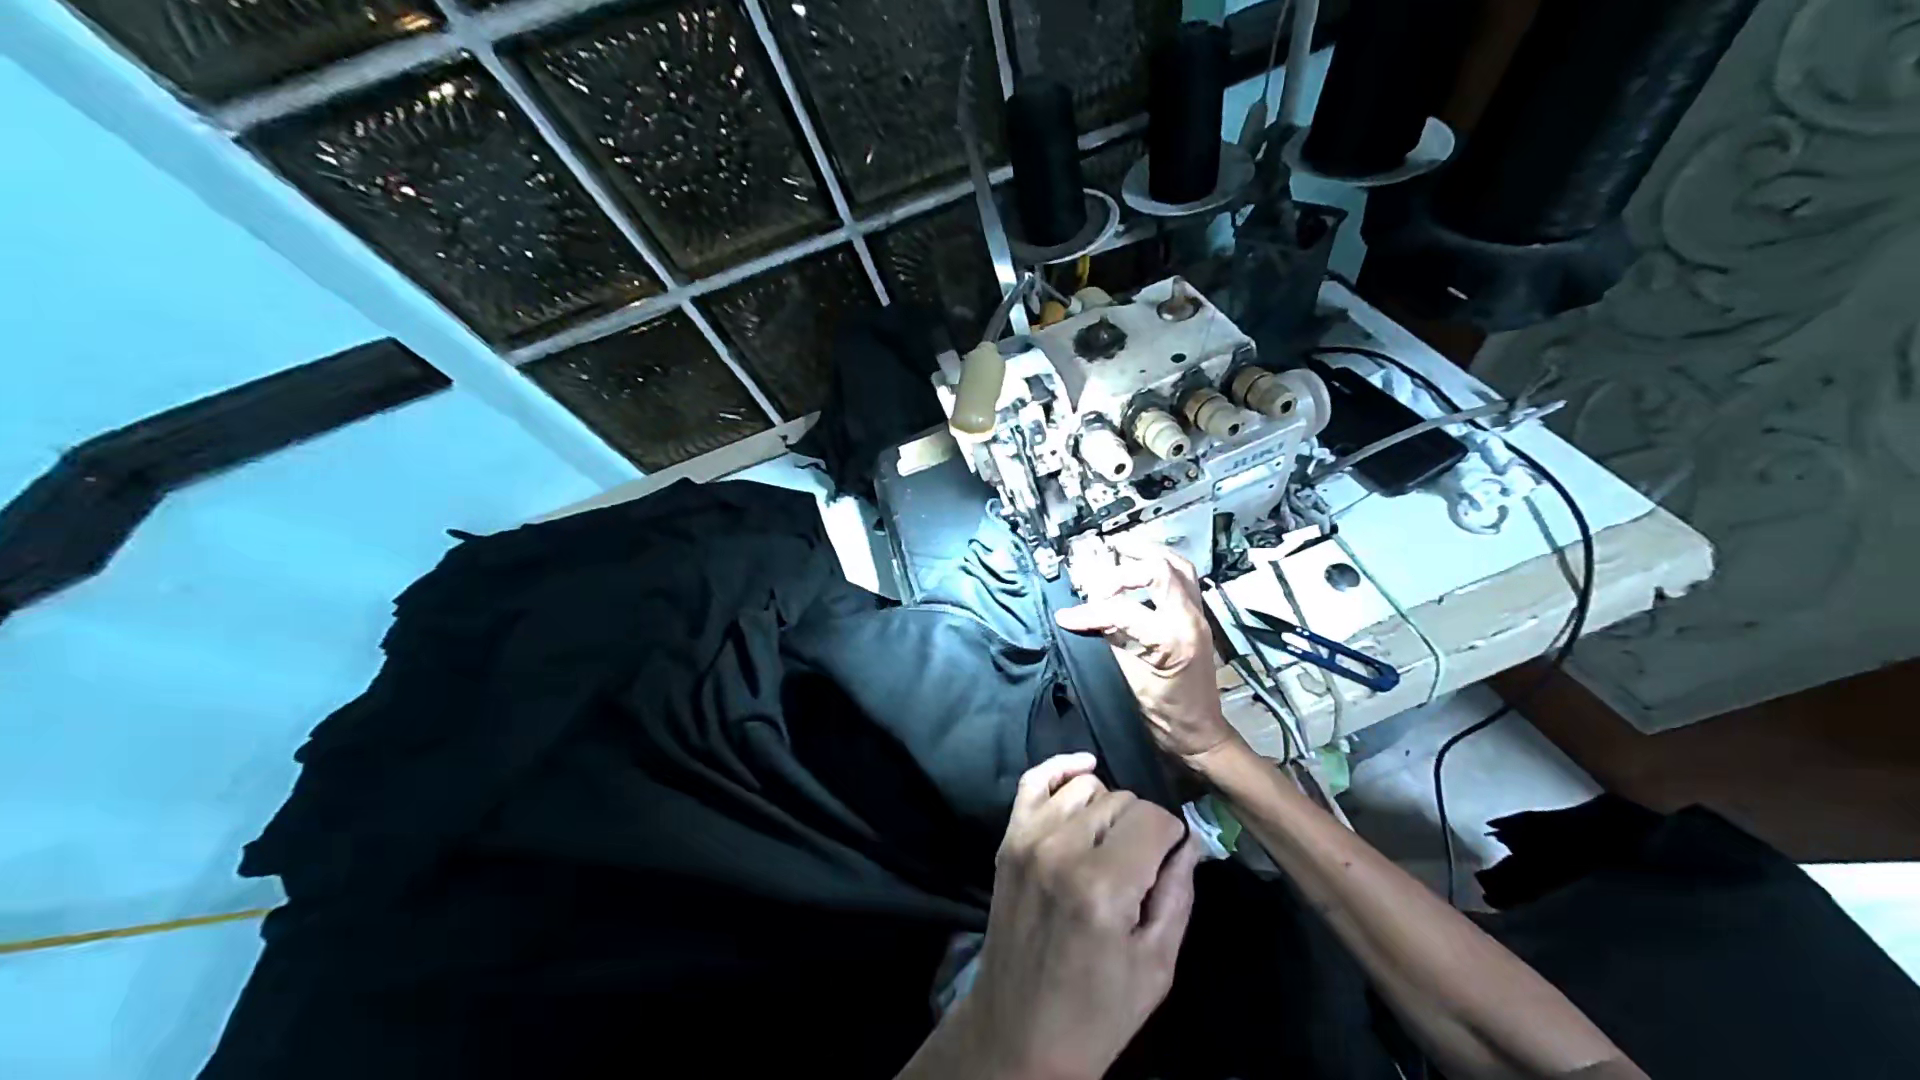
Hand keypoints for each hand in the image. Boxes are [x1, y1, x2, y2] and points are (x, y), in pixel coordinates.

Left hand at [916, 754, 1199, 1079]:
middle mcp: (1061, 849)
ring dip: (1107, 808)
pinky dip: (1061, 768)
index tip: (1171, 860)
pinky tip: (1085, 770)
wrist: (1019, 1031)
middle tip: (1142, 864)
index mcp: (1103, 886)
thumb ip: (1177, 892)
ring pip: (1086, 787)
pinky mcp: (1008, 839)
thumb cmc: (1098, 1010)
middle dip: (1142, 826)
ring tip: (1111, 844)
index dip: (1172, 837)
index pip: (1153, 818)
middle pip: (1121, 800)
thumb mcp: (1157, 964)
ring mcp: (1028, 839)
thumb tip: (1189, 841)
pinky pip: (1034, 780)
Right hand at [1054, 551, 1243, 766]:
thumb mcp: (1128, 682)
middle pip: (1158, 570)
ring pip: (1178, 565)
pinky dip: (1161, 567)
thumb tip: (1083, 621)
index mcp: (1173, 641)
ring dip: (1147, 556)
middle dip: (1122, 569)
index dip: (1090, 612)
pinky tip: (1140, 569)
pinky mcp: (1199, 617)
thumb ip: (1107, 644)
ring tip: (1120, 552)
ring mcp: (1199, 615)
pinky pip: (1184, 577)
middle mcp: (1191, 620)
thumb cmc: (1165, 717)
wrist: (1200, 733)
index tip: (1066, 616)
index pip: (1123, 611)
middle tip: (1096, 580)